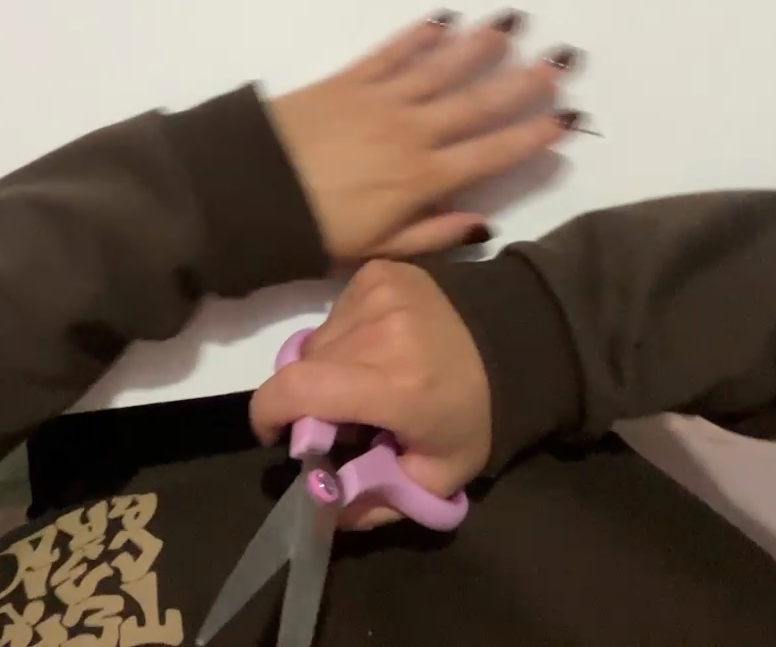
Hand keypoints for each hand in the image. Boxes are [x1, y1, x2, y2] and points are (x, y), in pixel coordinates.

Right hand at [249, 260, 491, 528]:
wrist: (507, 339)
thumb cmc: (469, 413)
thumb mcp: (435, 476)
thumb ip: (374, 499)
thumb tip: (320, 504)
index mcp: (396, 385)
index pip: (301, 389)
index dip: (268, 412)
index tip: (275, 434)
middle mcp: (381, 330)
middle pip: (306, 366)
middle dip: (307, 397)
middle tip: (338, 414)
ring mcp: (377, 292)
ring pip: (319, 338)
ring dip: (328, 363)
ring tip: (365, 374)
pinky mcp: (377, 271)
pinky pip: (335, 311)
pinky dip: (344, 332)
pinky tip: (377, 342)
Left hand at [268, 10, 580, 260]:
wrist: (249, 188)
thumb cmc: (313, 226)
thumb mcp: (376, 248)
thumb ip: (433, 234)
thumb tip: (485, 222)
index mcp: (422, 178)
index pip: (491, 154)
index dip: (532, 136)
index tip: (568, 118)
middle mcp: (412, 132)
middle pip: (477, 104)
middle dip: (524, 82)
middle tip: (562, 59)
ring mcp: (381, 100)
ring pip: (441, 69)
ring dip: (479, 47)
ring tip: (513, 26)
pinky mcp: (349, 79)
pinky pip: (391, 53)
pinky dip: (418, 35)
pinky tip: (442, 19)